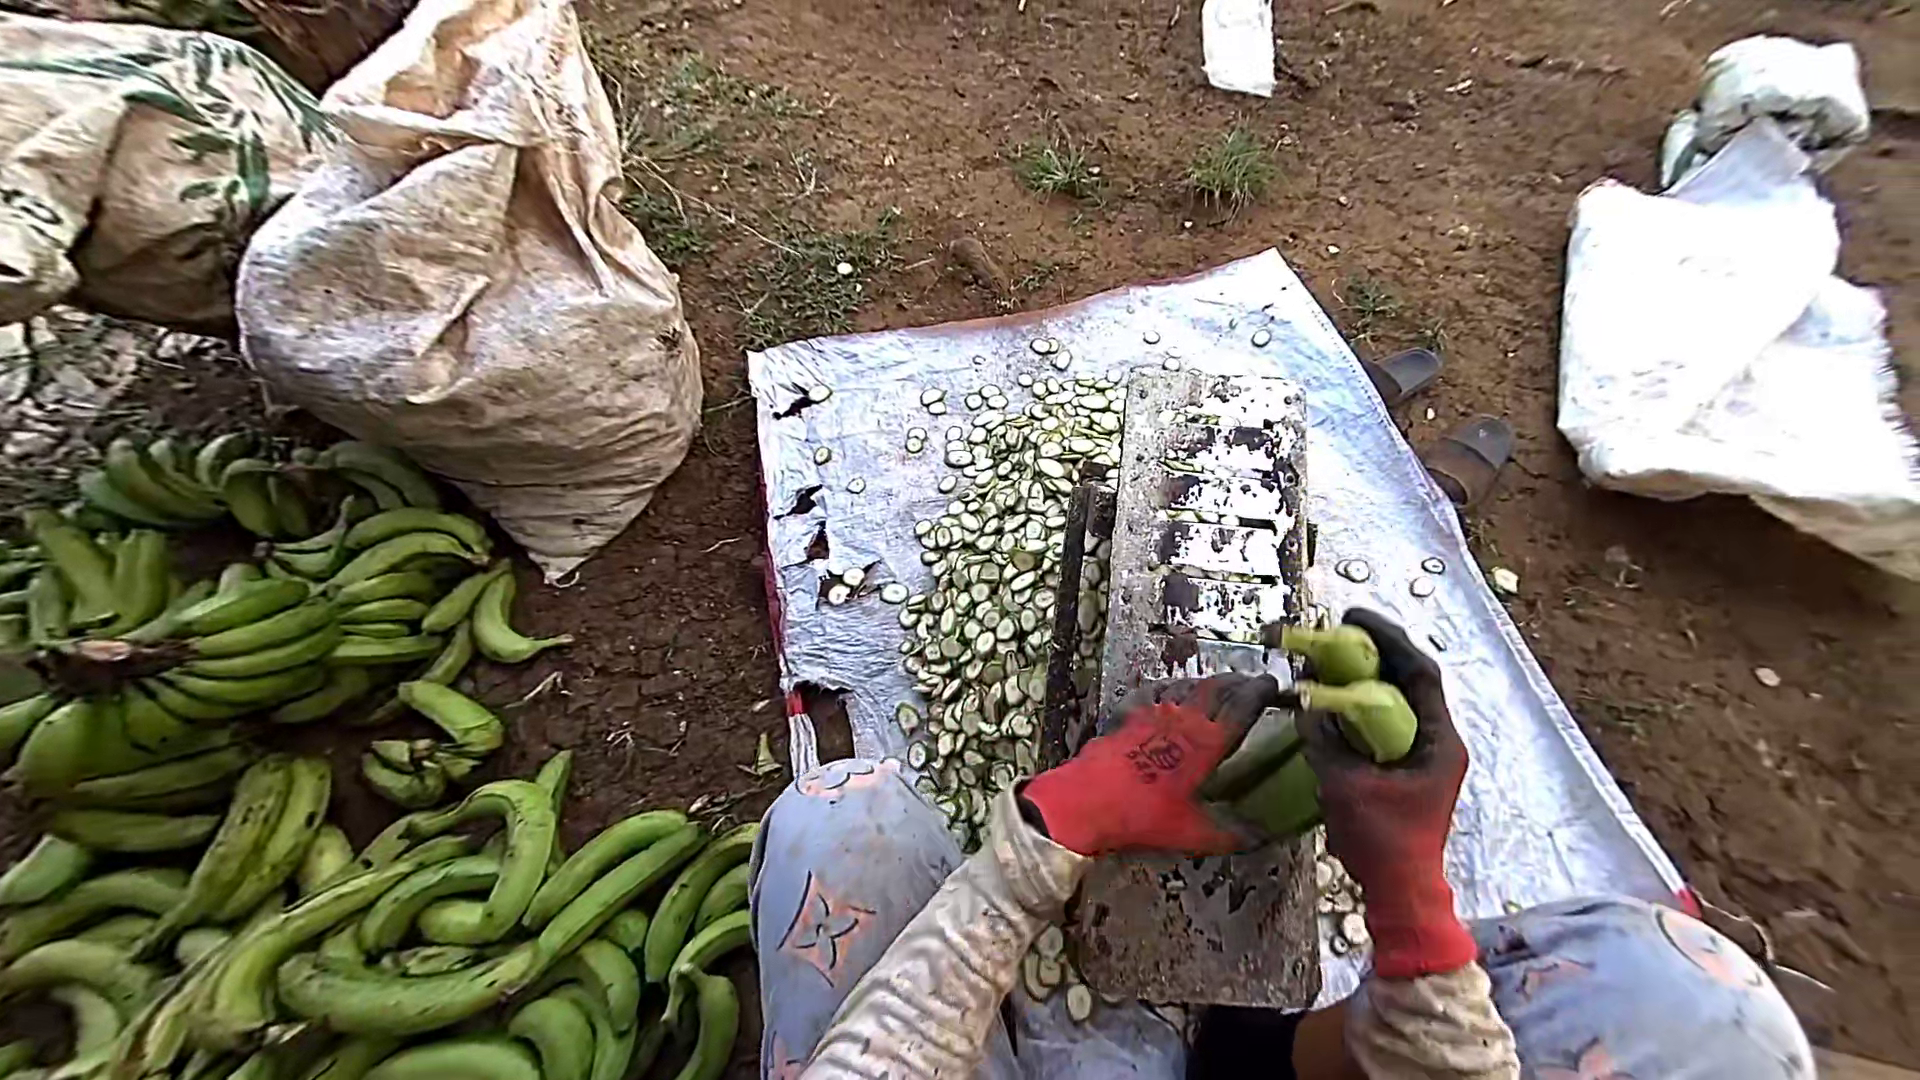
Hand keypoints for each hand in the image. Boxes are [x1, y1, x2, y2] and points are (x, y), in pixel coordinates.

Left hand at [1019, 674, 1280, 856]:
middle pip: (1216, 687)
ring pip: (1185, 685)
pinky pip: (1154, 690)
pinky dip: (1169, 688)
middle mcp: (1182, 717)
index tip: (1272, 684)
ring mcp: (1152, 710)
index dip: (1261, 692)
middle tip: (1249, 683)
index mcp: (1206, 742)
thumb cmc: (1143, 816)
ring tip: (1215, 687)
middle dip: (1236, 681)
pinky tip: (1169, 693)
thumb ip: (1233, 832)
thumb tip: (1262, 834)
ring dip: (1204, 684)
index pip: (1242, 706)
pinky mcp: (1128, 711)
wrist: (1089, 798)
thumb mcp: (1195, 832)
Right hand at [1298, 608, 1476, 978]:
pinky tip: (1326, 695)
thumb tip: (1305, 703)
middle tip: (1333, 631)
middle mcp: (1436, 739)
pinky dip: (1352, 701)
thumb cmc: (1381, 839)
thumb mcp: (1345, 784)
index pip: (1419, 675)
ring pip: (1391, 697)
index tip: (1354, 620)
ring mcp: (1420, 751)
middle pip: (1407, 679)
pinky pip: (1377, 718)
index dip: (1389, 641)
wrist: (1400, 889)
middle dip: (1372, 651)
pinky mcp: (1400, 762)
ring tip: (1324, 656)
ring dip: (1360, 674)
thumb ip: (1323, 739)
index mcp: (1438, 741)